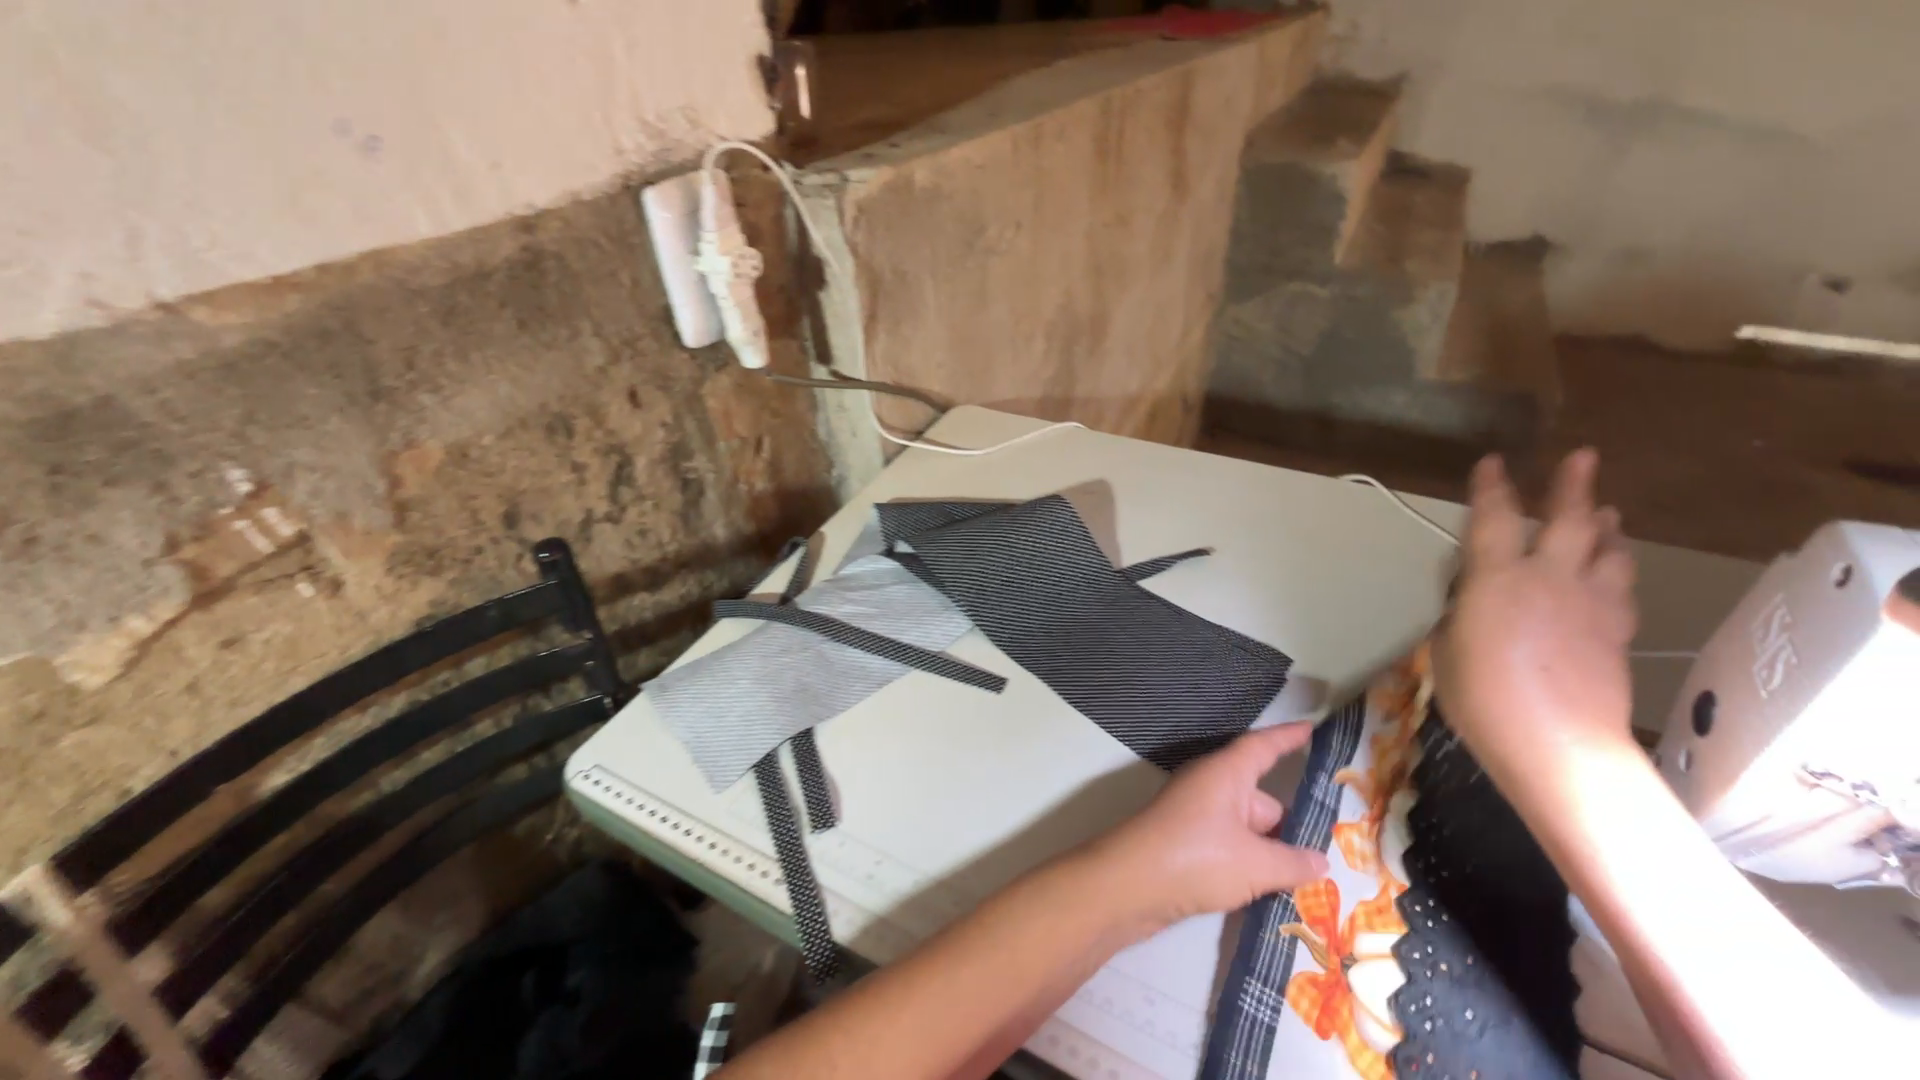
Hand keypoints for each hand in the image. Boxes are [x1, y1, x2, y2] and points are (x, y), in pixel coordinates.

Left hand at [1086, 724, 1328, 936]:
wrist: (1128, 886)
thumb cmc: (1195, 858)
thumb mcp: (1256, 864)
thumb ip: (1293, 863)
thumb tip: (1320, 862)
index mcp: (1225, 773)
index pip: (1263, 746)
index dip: (1288, 737)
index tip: (1311, 729)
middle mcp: (1209, 787)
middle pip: (1260, 798)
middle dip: (1291, 822)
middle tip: (1335, 848)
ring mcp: (1195, 816)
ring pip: (1246, 828)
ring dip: (1271, 851)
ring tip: (1313, 879)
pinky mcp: (1185, 845)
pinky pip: (1229, 847)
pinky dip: (1250, 864)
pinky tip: (1273, 892)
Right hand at [1434, 449, 1639, 795]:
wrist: (1558, 743)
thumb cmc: (1482, 698)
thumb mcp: (1446, 650)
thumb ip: (1460, 615)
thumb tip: (1473, 601)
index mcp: (1497, 579)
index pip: (1491, 520)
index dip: (1491, 488)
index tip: (1493, 463)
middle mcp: (1549, 577)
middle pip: (1569, 520)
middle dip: (1573, 485)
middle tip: (1582, 457)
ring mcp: (1591, 602)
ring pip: (1609, 549)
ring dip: (1606, 526)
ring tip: (1606, 513)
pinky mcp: (1617, 631)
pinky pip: (1622, 587)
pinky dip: (1617, 570)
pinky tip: (1615, 573)